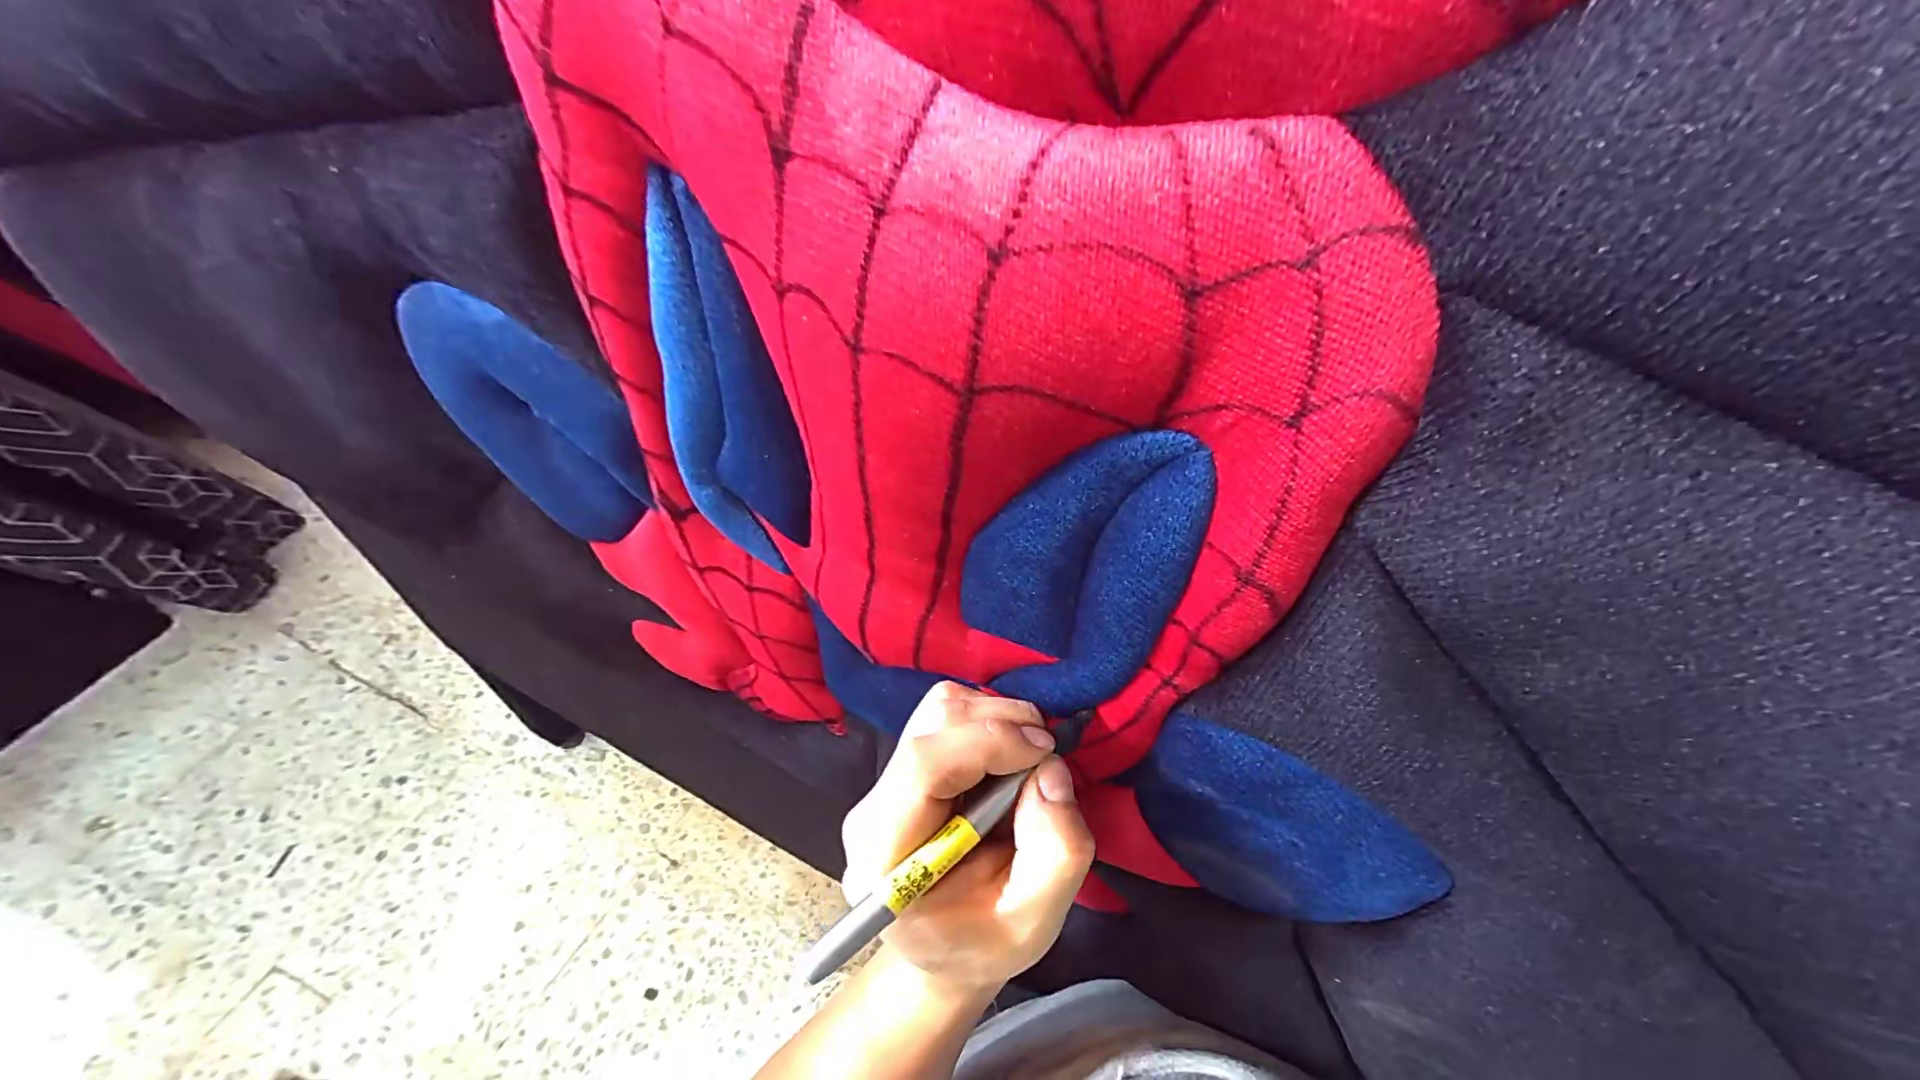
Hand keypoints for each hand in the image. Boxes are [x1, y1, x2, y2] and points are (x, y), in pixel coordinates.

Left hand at [839, 682, 1094, 998]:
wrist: (943, 947)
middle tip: (1044, 760)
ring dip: (999, 721)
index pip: (924, 764)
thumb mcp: (1032, 925)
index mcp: (886, 853)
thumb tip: (1050, 772)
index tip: (1044, 752)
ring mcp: (888, 778)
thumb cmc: (980, 943)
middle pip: (935, 722)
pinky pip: (950, 716)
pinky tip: (1007, 764)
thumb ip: (1054, 854)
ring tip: (1026, 764)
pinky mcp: (908, 762)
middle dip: (1002, 725)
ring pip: (943, 708)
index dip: (989, 742)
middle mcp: (876, 804)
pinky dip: (991, 723)